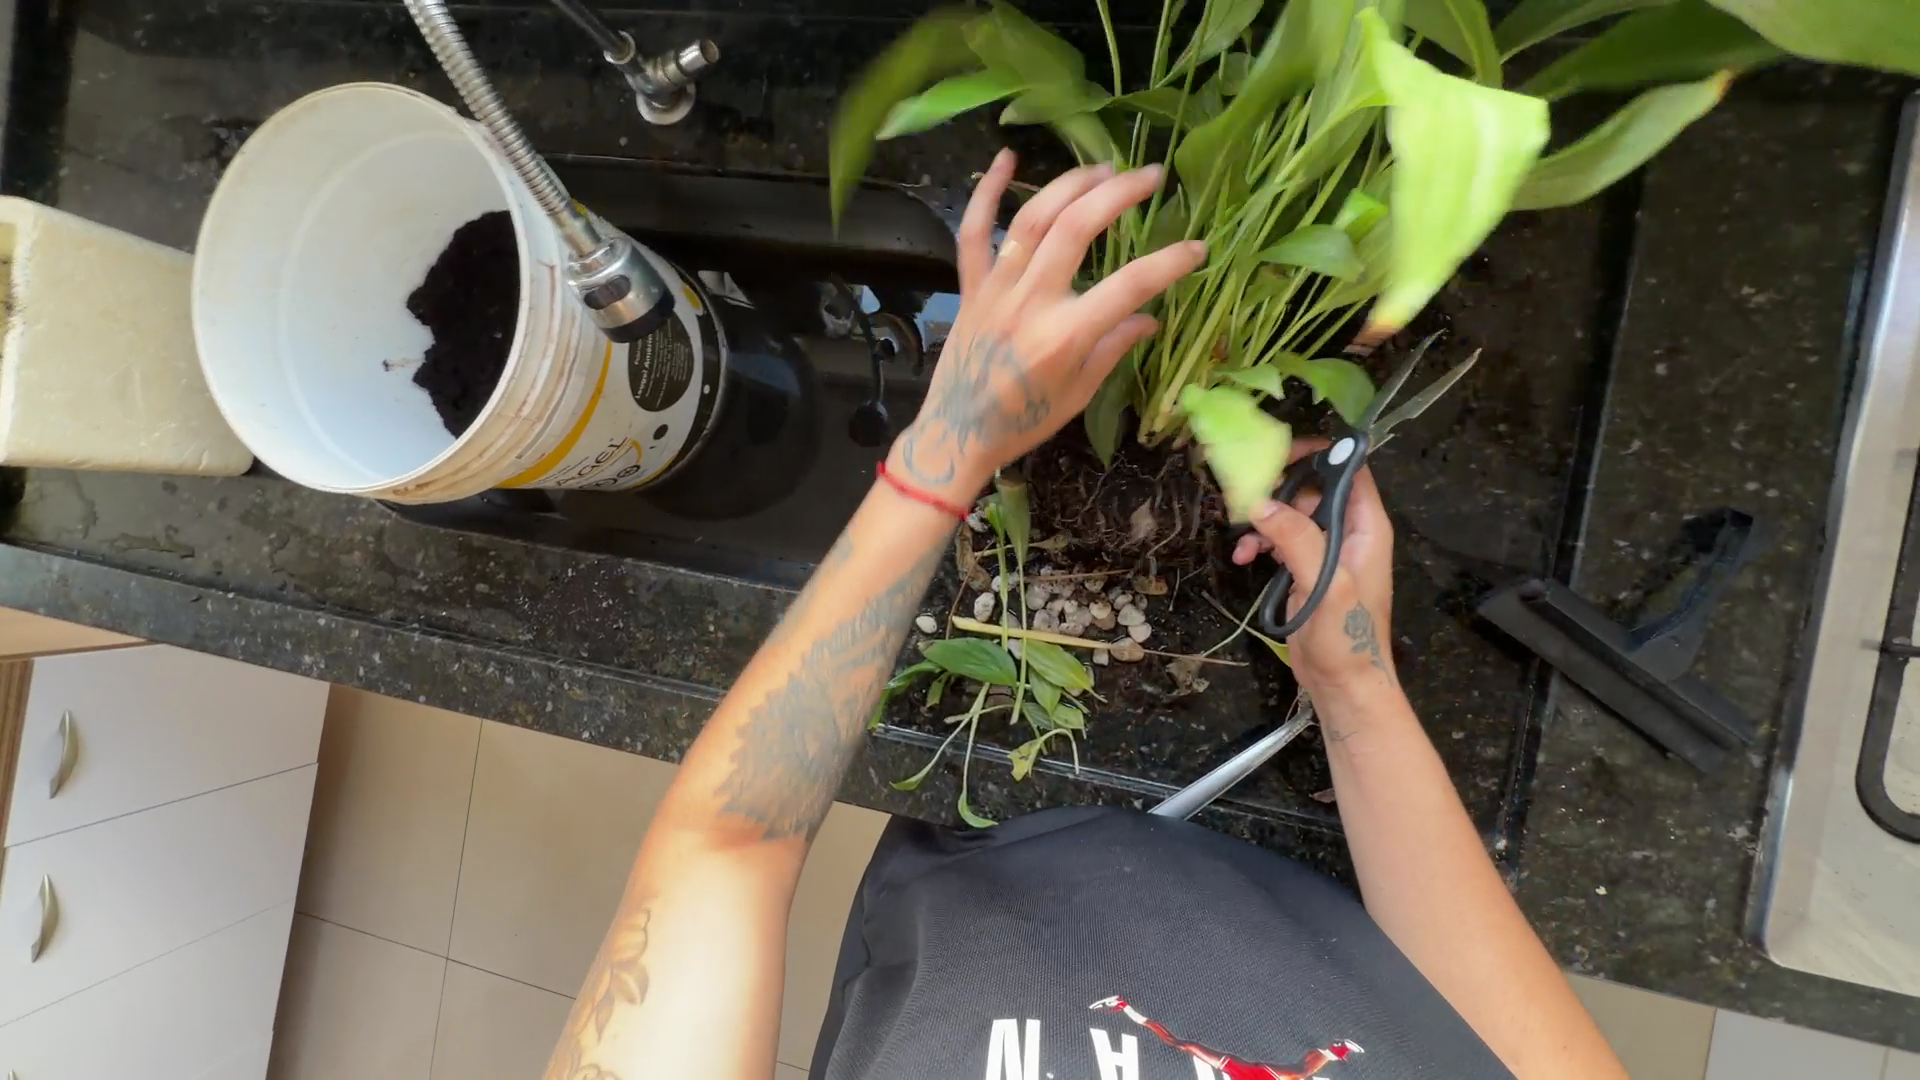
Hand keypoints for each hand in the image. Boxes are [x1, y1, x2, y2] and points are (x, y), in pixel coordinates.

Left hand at [888, 150, 1207, 504]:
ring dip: (1069, 185)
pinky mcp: (970, 289)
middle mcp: (1030, 304)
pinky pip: (974, 234)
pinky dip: (986, 193)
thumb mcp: (1078, 394)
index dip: (1169, 263)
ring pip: (1031, 220)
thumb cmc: (1023, 422)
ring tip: (1102, 169)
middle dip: (1119, 195)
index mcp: (1065, 337)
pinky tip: (1007, 158)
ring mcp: (996, 291)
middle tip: (1150, 177)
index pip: (1129, 286)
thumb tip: (1149, 318)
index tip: (1197, 248)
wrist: (957, 435)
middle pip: (1076, 229)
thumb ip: (1113, 349)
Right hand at [1231, 438, 1396, 695]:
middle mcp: (1348, 532)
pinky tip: (1243, 557)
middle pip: (1312, 488)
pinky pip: (1280, 540)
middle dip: (1278, 490)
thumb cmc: (1346, 637)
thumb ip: (1297, 540)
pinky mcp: (1305, 569)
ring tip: (1243, 541)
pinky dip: (1259, 544)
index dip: (1319, 454)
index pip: (1349, 470)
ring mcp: (1326, 551)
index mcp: (1366, 527)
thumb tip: (1260, 505)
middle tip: (1246, 497)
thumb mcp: (1325, 585)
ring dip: (1263, 521)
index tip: (1278, 455)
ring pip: (1291, 513)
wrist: (1343, 684)